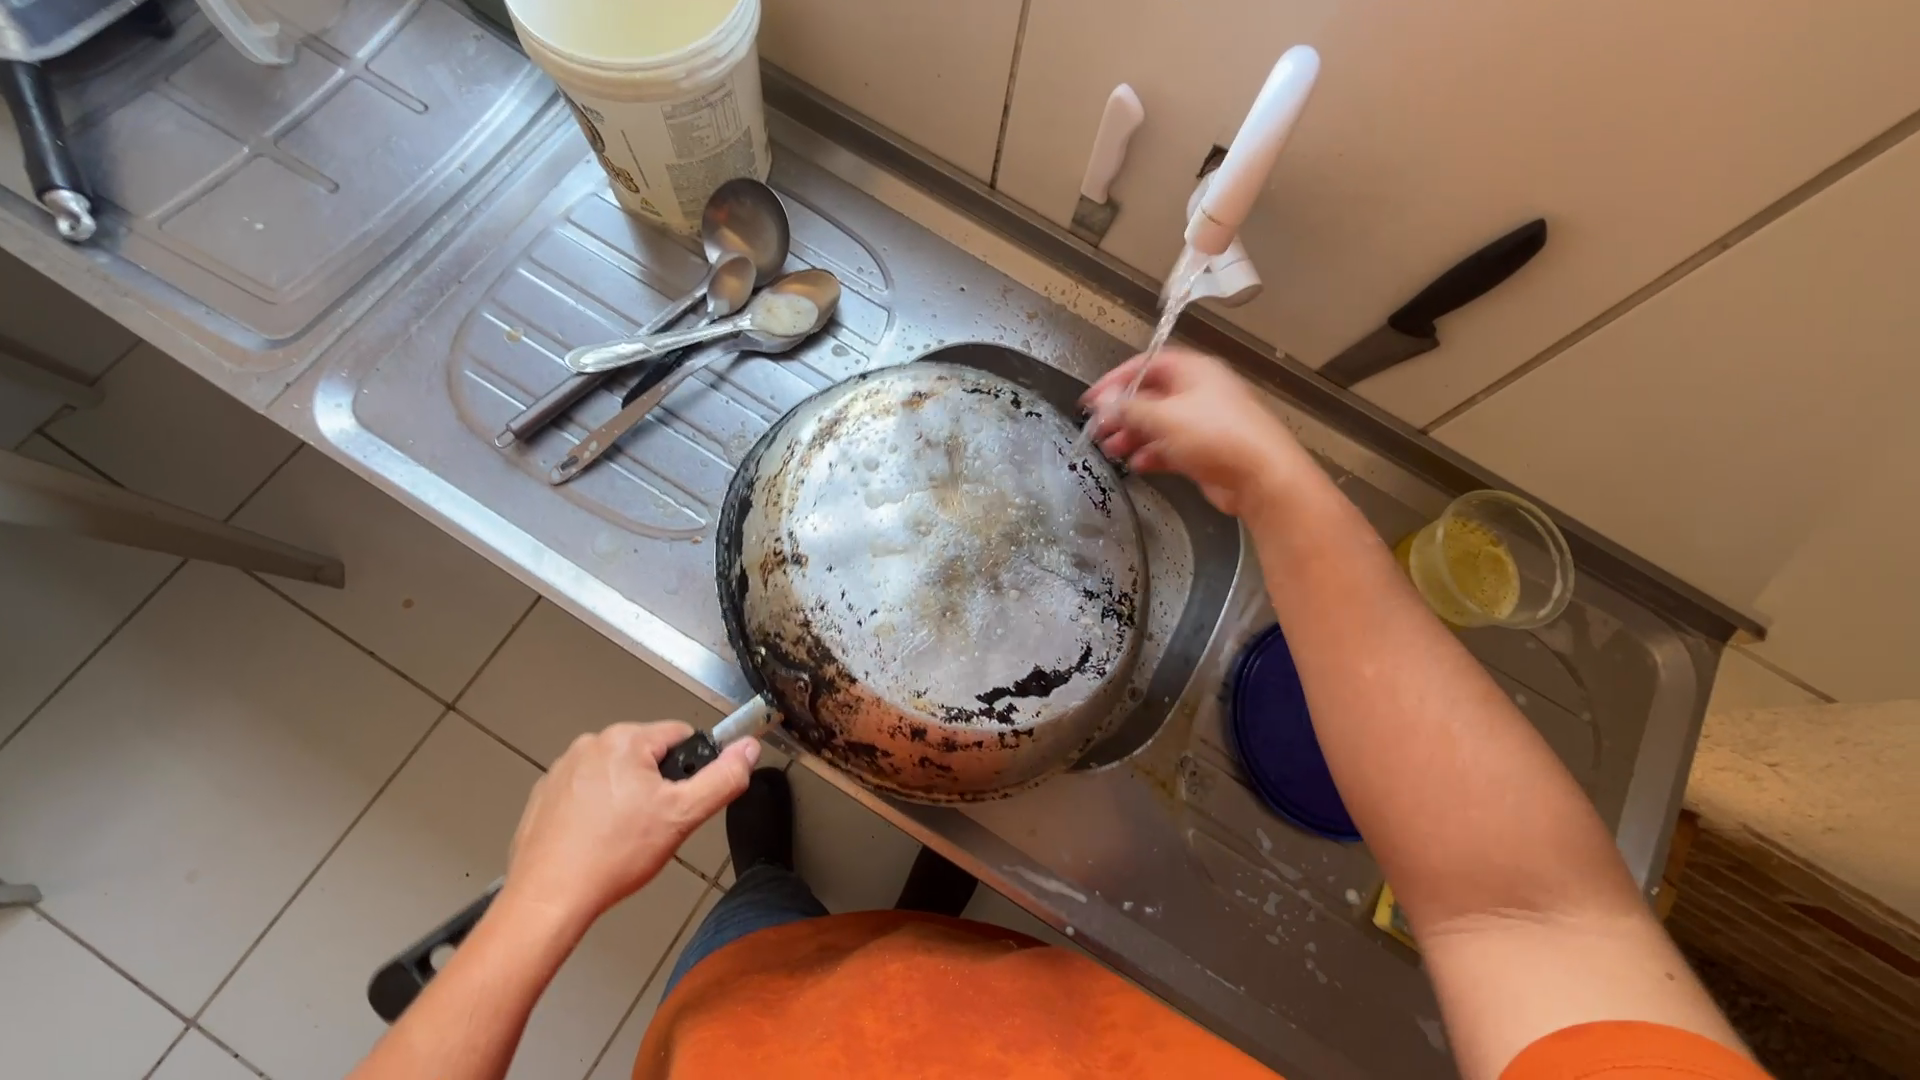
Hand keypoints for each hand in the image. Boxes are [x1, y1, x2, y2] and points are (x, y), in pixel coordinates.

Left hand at [501, 721, 757, 929]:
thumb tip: (749, 748)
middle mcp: (590, 743)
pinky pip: (586, 790)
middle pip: (647, 753)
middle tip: (654, 824)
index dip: (691, 768)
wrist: (548, 899)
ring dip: (627, 795)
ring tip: (624, 837)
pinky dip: (596, 809)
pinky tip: (596, 840)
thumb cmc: (616, 855)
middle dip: (657, 784)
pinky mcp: (544, 794)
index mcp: (626, 739)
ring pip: (617, 772)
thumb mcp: (683, 816)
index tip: (681, 803)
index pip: (681, 735)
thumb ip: (723, 778)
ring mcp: (561, 768)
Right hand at [1082, 347, 1311, 518]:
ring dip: (1132, 435)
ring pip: (1158, 424)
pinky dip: (1151, 454)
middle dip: (1122, 412)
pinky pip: (1169, 448)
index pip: (1146, 365)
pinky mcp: (1203, 451)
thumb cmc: (1220, 437)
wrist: (1261, 477)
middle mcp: (1198, 393)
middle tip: (1099, 427)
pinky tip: (1137, 464)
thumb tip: (1105, 402)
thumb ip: (1130, 408)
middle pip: (1150, 396)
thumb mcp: (1164, 417)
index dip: (1117, 379)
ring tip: (1112, 449)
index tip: (1094, 398)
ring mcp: (1202, 423)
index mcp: (1193, 372)